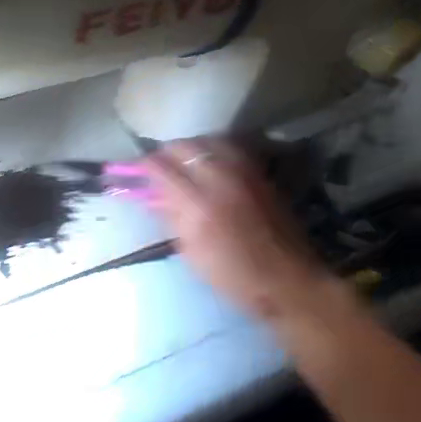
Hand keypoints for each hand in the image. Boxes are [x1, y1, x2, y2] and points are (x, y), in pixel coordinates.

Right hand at [143, 138, 341, 325]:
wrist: (288, 281)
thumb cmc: (233, 276)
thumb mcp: (190, 251)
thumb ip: (171, 216)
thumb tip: (153, 195)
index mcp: (197, 204)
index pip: (160, 168)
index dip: (142, 166)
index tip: (132, 171)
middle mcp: (220, 179)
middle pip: (183, 146)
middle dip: (164, 153)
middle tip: (155, 167)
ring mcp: (244, 172)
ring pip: (208, 140)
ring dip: (189, 148)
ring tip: (181, 163)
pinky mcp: (260, 174)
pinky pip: (229, 148)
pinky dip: (212, 150)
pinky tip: (207, 164)